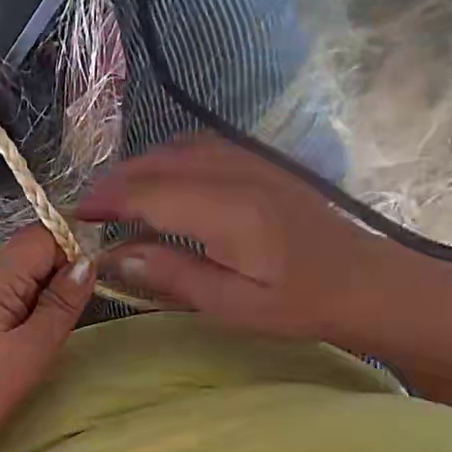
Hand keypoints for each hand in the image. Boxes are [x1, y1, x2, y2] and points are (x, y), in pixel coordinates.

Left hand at [0, 225, 95, 451]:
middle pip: (30, 252)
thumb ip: (62, 302)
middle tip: (86, 299)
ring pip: (24, 275)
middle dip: (63, 266)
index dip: (71, 243)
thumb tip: (88, 261)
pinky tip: (46, 327)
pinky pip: (14, 296)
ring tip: (68, 316)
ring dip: (51, 287)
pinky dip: (36, 303)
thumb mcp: (35, 346)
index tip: (98, 270)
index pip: (37, 236)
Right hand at [75, 134, 451, 347]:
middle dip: (117, 180)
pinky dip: (170, 159)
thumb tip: (117, 257)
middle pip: (161, 162)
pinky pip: (204, 148)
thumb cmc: (303, 303)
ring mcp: (255, 162)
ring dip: (142, 166)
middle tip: (88, 208)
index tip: (77, 215)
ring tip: (117, 195)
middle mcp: (238, 173)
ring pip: (182, 148)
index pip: (150, 192)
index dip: (108, 199)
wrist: (373, 281)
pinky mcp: (265, 164)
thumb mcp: (233, 304)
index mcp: (227, 210)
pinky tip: (162, 180)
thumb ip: (173, 275)